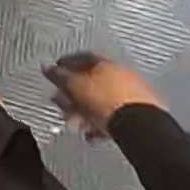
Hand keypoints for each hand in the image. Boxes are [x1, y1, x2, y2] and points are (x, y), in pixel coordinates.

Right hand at [43, 52, 164, 139]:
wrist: (141, 128)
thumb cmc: (110, 102)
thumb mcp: (74, 86)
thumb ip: (58, 76)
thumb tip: (47, 68)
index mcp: (106, 62)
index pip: (80, 58)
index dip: (64, 67)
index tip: (55, 74)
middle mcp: (122, 74)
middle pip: (91, 82)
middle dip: (74, 94)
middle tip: (63, 103)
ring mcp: (134, 95)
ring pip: (102, 101)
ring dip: (86, 111)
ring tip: (76, 123)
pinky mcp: (143, 115)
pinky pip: (115, 115)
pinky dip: (102, 122)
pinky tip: (94, 131)